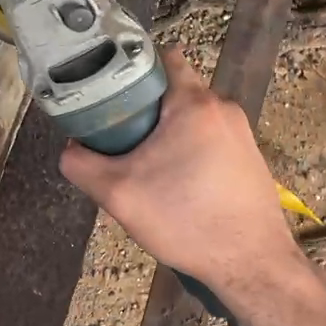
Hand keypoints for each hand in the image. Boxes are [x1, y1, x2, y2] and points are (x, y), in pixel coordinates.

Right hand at [57, 48, 300, 303]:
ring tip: (144, 164)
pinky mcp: (251, 160)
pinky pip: (208, 139)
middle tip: (118, 135)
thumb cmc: (186, 220)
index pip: (162, 57)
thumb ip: (80, 164)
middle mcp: (223, 109)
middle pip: (172, 90)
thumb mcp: (116, 193)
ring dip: (166, 132)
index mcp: (194, 104)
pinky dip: (188, 151)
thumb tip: (70, 149)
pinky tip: (175, 184)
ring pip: (190, 117)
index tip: (109, 89)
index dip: (132, 67)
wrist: (254, 269)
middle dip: (144, 107)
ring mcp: (242, 134)